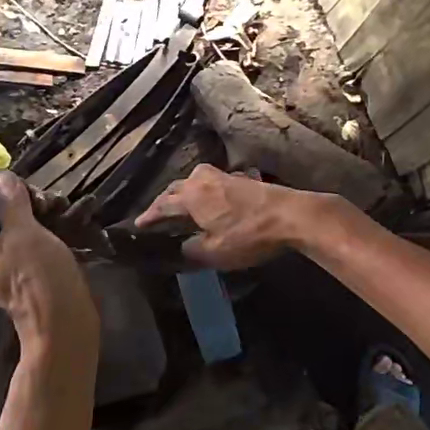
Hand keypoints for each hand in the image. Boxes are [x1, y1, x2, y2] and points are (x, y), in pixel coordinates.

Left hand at [0, 173, 98, 347]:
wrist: (66, 325)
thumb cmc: (39, 277)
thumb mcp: (23, 233)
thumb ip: (10, 204)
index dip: (10, 196)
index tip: (34, 195)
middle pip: (13, 217)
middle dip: (38, 206)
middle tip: (58, 206)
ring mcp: (21, 266)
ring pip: (35, 230)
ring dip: (54, 218)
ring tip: (75, 214)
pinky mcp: (43, 274)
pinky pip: (49, 246)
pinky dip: (63, 234)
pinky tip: (81, 228)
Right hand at [134, 164, 328, 268]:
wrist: (291, 216)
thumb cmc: (249, 236)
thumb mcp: (215, 252)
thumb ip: (192, 249)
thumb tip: (184, 246)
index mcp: (192, 196)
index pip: (162, 204)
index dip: (149, 216)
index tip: (138, 224)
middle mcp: (204, 180)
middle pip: (177, 188)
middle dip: (165, 201)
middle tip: (158, 215)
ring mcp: (225, 177)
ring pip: (196, 181)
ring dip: (185, 193)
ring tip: (182, 206)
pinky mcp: (243, 180)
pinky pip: (213, 183)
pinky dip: (205, 192)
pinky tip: (212, 202)